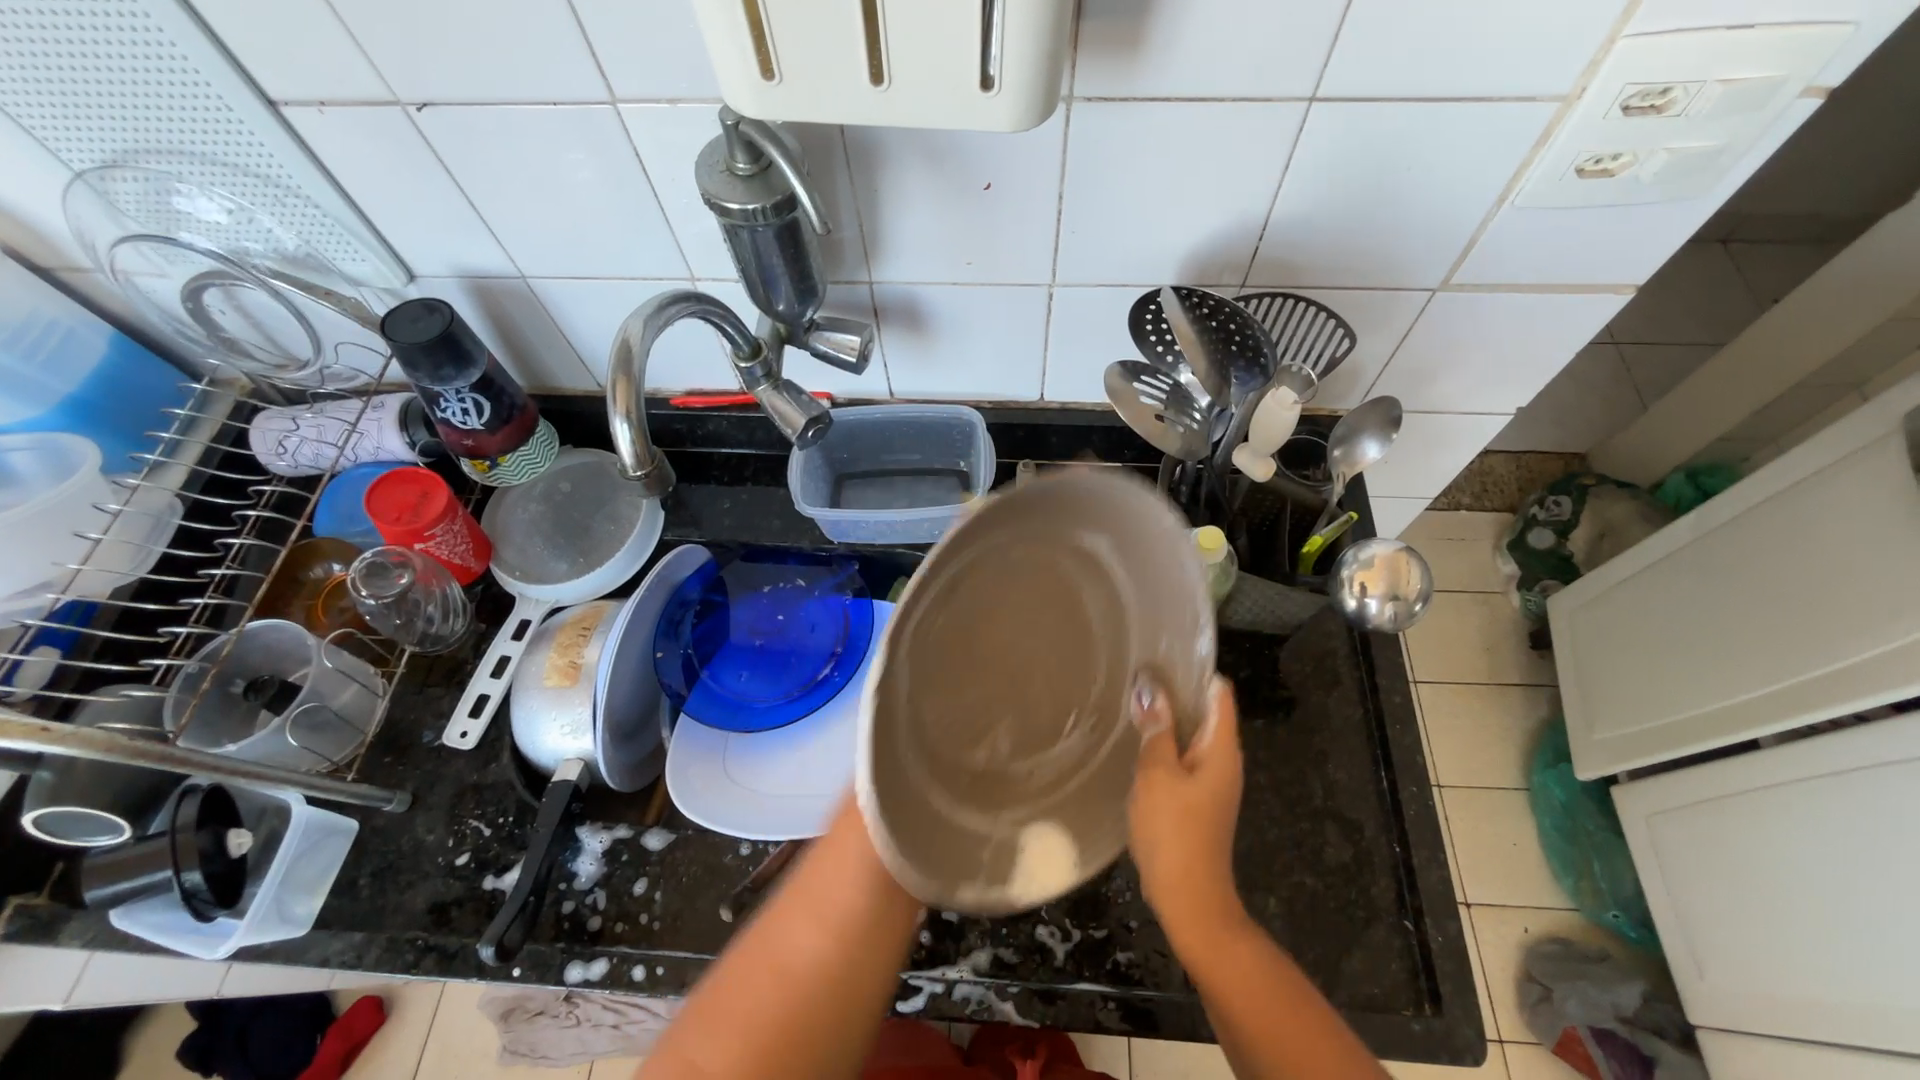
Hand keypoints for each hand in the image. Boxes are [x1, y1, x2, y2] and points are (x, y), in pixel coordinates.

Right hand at [1128, 675, 1245, 937]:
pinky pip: (1183, 761)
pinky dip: (1164, 748)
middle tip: (1136, 676)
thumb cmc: (1174, 830)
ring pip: (1192, 738)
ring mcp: (1212, 783)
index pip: (1219, 692)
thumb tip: (1151, 687)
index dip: (1194, 670)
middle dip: (1175, 693)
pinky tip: (1136, 747)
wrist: (1188, 897)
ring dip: (1167, 722)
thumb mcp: (1156, 774)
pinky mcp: (1198, 801)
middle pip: (1206, 713)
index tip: (1160, 655)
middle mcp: (1224, 761)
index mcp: (1222, 749)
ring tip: (1131, 704)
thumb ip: (1156, 730)